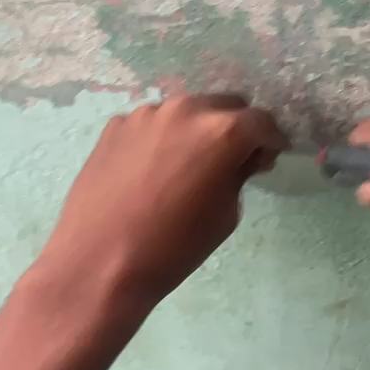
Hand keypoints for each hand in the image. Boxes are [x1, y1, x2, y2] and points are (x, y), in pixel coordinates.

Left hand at [35, 94, 287, 306]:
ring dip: (197, 130)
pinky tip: (152, 171)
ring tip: (188, 165)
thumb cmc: (173, 247)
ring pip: (187, 111)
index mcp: (222, 131)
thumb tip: (241, 158)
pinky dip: (162, 138)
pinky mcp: (117, 125)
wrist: (98, 263)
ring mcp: (147, 113)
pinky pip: (153, 124)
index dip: (270, 141)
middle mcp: (186, 109)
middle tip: (232, 160)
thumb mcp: (225, 214)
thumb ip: (239, 174)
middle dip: (236, 128)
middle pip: (225, 105)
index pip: (262, 121)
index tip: (267, 159)